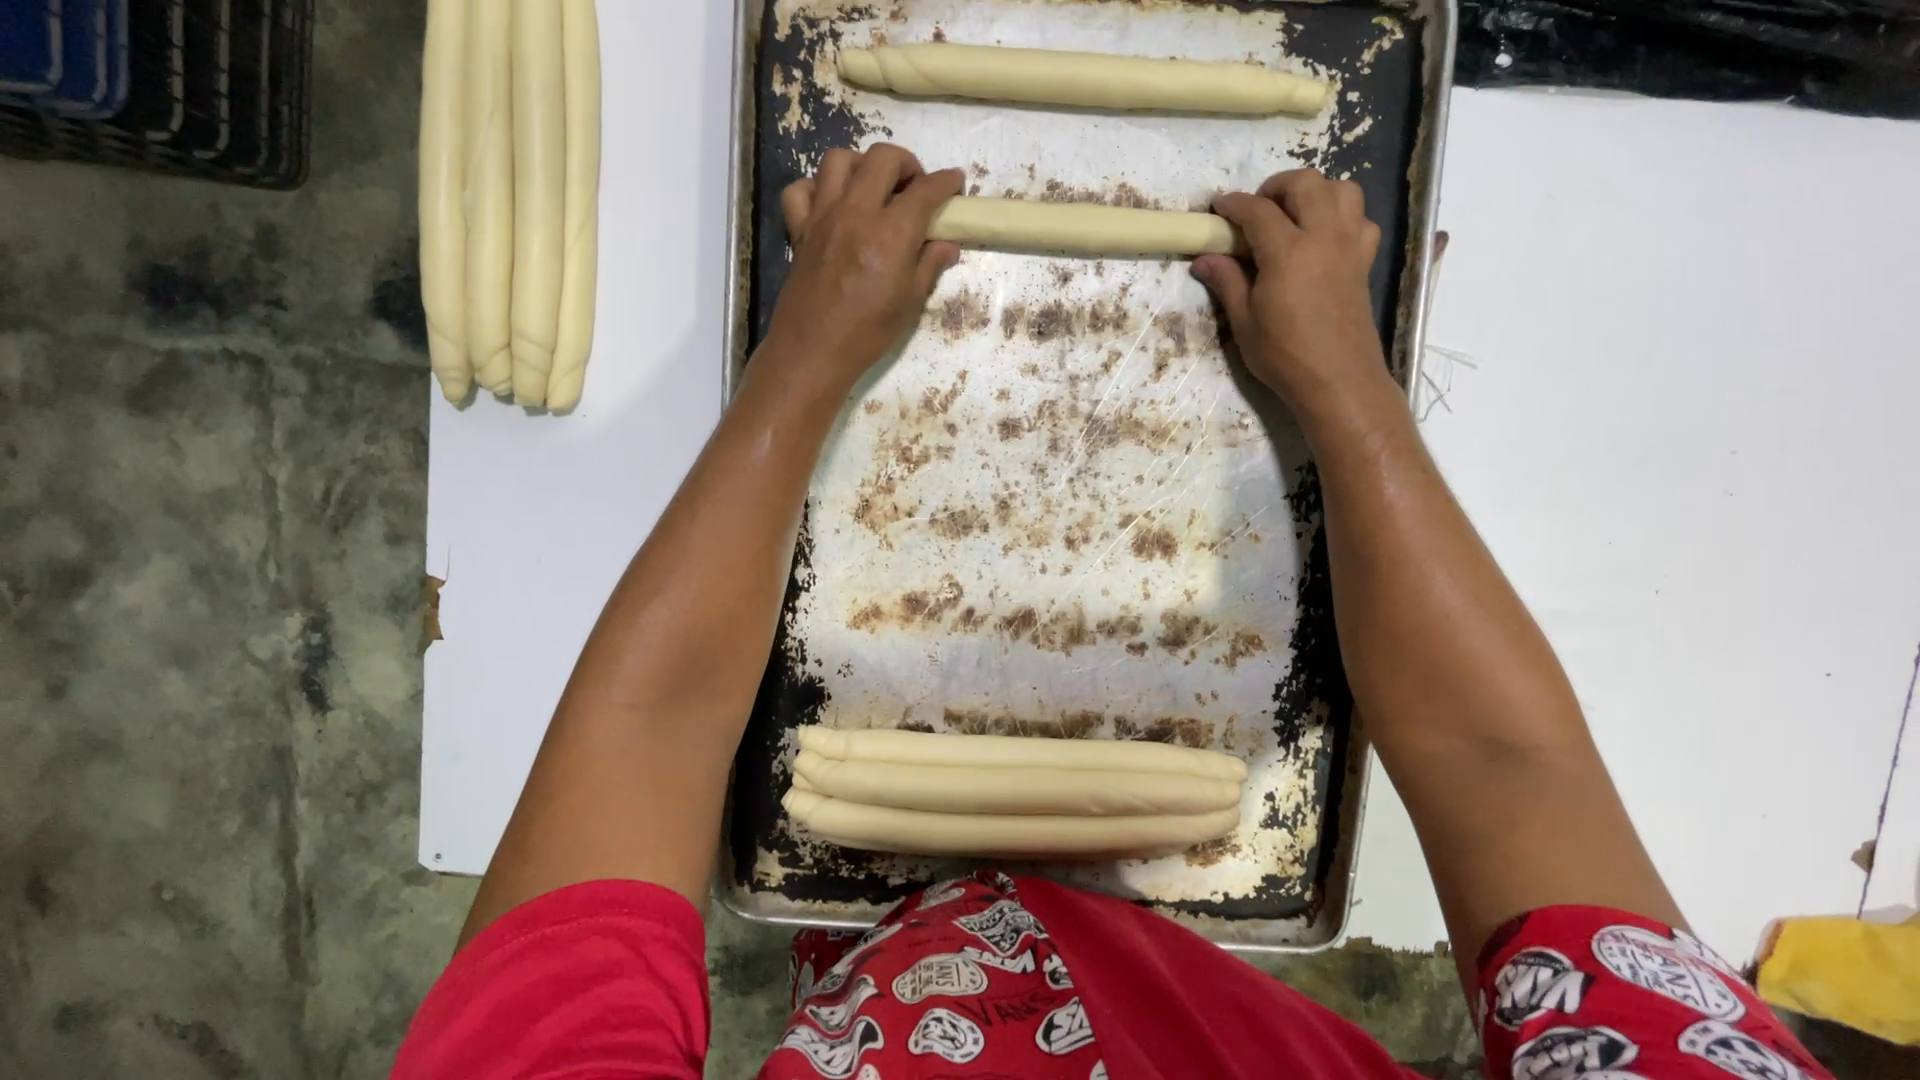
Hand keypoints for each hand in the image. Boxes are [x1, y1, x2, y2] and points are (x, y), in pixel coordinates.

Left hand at [760, 144, 963, 391]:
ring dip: (861, 165)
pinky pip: (801, 190)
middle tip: (913, 186)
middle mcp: (856, 213)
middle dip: (906, 163)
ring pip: (839, 159)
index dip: (946, 181)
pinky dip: (816, 188)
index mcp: (891, 233)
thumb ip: (929, 265)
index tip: (955, 182)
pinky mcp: (799, 229)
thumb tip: (947, 245)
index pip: (925, 190)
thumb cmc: (868, 333)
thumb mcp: (910, 303)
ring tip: (873, 189)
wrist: (814, 351)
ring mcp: (823, 217)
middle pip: (882, 157)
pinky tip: (831, 205)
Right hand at [1192, 169, 1389, 426]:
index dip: (1234, 203)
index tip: (1218, 207)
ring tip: (1294, 215)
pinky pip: (1361, 219)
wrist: (1338, 380)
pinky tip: (1324, 237)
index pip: (1257, 210)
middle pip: (1306, 183)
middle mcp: (1323, 237)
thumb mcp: (1245, 323)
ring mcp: (1350, 246)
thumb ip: (1227, 282)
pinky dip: (1343, 216)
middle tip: (1258, 209)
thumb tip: (1203, 260)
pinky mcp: (1364, 260)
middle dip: (1277, 186)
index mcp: (1288, 252)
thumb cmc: (1284, 356)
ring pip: (1342, 190)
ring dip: (1316, 192)